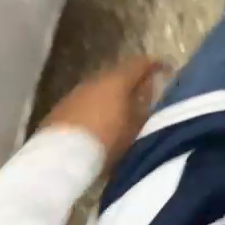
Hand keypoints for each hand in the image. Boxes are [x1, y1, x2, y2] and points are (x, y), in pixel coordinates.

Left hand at [41, 58, 168, 160]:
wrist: (58, 161)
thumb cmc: (106, 141)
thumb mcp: (135, 127)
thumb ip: (144, 106)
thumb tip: (149, 92)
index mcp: (118, 80)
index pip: (141, 63)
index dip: (155, 65)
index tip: (166, 70)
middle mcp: (95, 80)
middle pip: (118, 74)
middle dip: (131, 82)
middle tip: (143, 94)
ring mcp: (74, 93)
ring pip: (98, 88)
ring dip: (110, 96)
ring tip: (120, 111)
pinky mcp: (58, 110)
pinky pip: (83, 102)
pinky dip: (93, 107)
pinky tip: (97, 123)